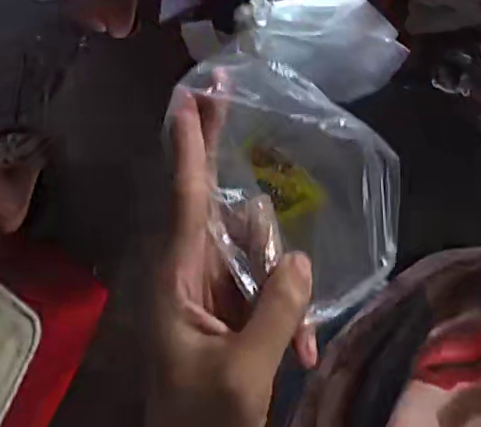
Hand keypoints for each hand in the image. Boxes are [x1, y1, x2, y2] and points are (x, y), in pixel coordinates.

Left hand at [148, 98, 315, 426]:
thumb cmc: (201, 424)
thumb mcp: (239, 376)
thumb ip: (275, 311)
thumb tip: (301, 258)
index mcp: (178, 277)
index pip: (185, 194)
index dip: (190, 142)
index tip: (188, 95)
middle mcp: (193, 269)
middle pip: (221, 199)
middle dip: (227, 150)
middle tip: (225, 87)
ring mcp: (216, 287)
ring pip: (258, 239)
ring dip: (282, 276)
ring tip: (296, 342)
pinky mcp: (235, 306)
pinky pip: (272, 276)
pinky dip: (291, 306)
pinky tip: (302, 352)